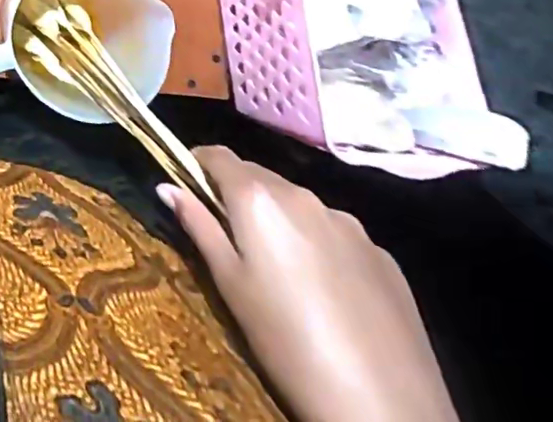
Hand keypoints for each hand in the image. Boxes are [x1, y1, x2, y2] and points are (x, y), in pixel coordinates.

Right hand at [161, 147, 458, 421]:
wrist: (386, 407)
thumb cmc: (286, 342)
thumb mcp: (229, 285)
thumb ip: (199, 226)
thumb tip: (166, 186)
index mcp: (259, 199)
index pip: (219, 155)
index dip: (198, 163)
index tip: (188, 183)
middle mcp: (303, 195)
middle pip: (259, 176)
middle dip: (238, 192)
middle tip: (228, 234)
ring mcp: (348, 222)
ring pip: (299, 204)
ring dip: (280, 218)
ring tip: (279, 269)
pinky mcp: (381, 252)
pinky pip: (336, 233)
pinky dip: (318, 244)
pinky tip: (325, 292)